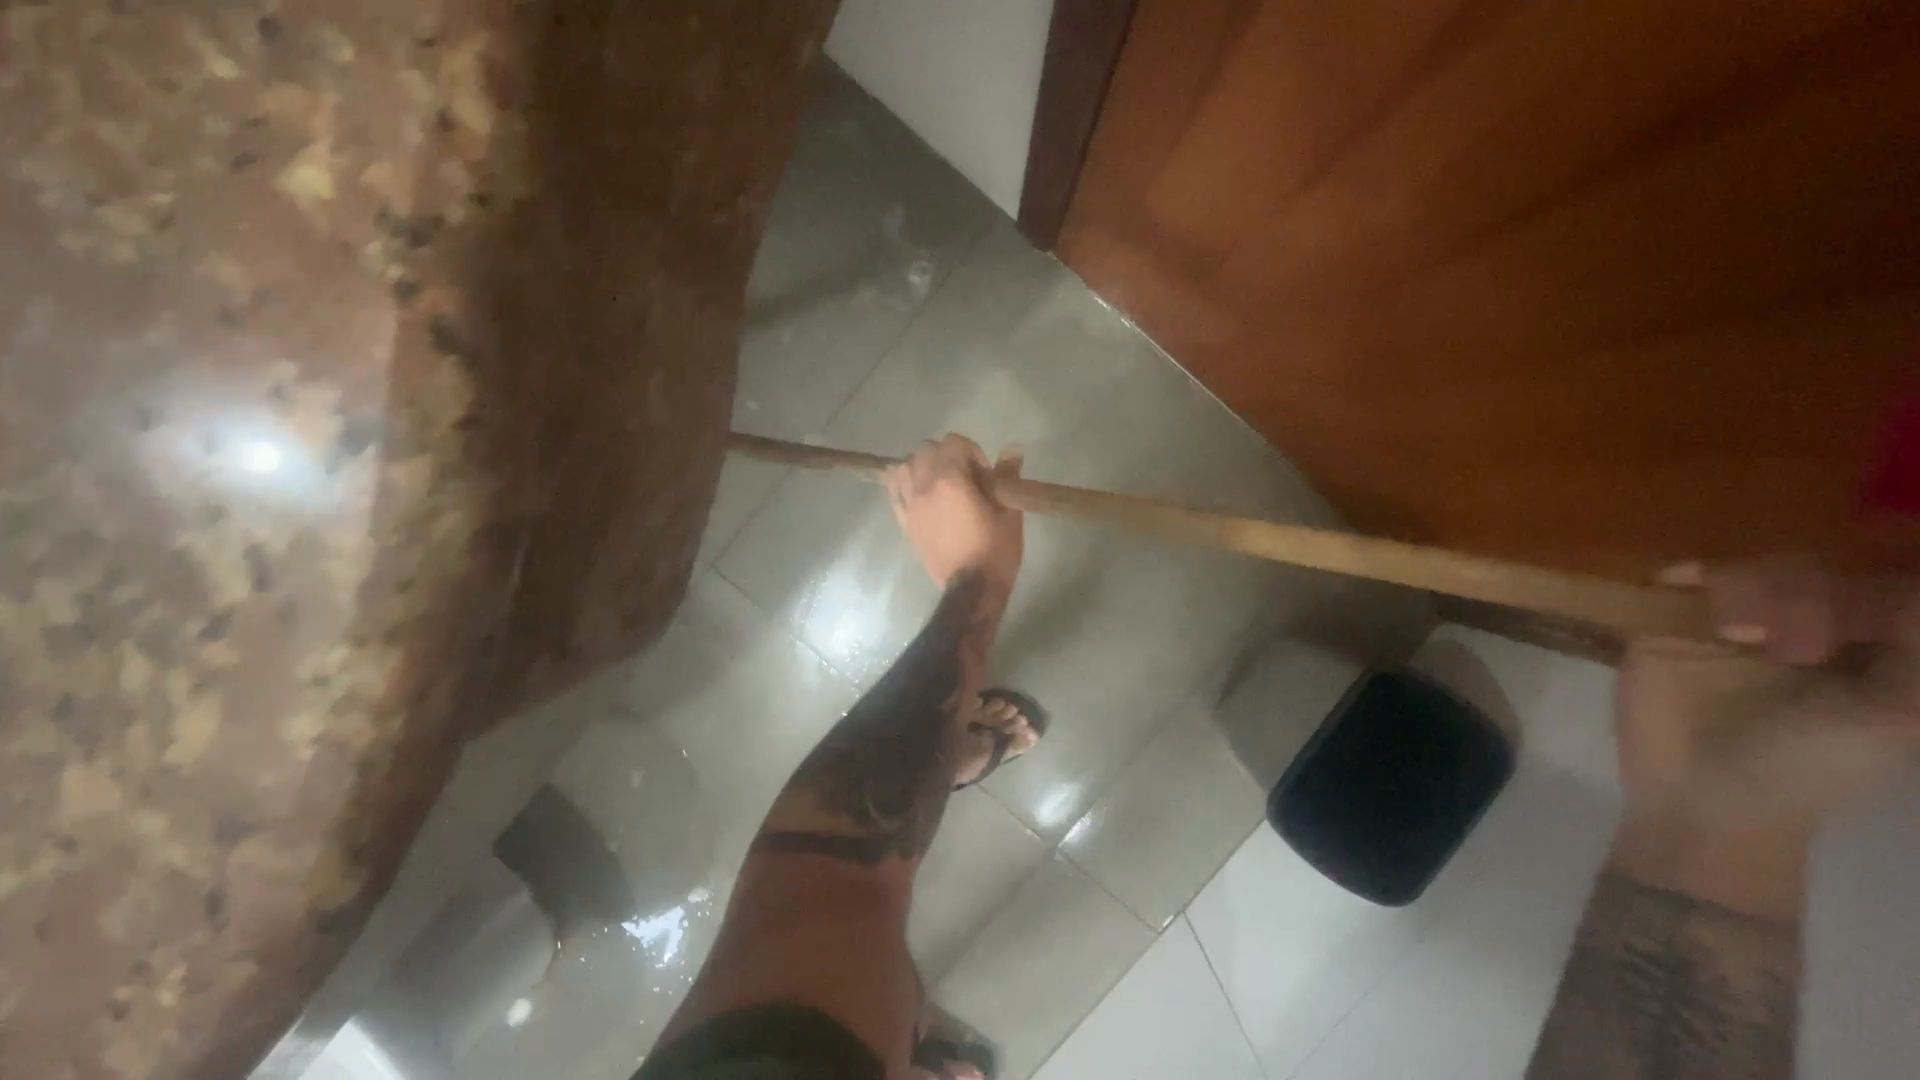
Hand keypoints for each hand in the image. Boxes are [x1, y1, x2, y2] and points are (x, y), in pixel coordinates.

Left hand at [885, 434, 1022, 593]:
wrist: (971, 588)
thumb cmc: (994, 550)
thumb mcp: (1008, 513)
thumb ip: (1006, 477)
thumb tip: (1014, 448)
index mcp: (951, 480)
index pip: (954, 442)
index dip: (972, 452)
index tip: (984, 474)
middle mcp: (924, 486)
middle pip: (926, 449)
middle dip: (946, 455)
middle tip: (964, 478)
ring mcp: (910, 504)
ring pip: (904, 465)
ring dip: (922, 466)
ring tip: (939, 483)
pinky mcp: (904, 521)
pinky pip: (894, 490)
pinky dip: (904, 483)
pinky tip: (920, 492)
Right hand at [1611, 555, 1918, 917]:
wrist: (1705, 798)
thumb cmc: (1809, 767)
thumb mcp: (1894, 715)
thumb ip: (1915, 650)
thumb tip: (1906, 589)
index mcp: (1864, 647)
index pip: (1879, 584)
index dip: (1872, 588)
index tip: (1852, 628)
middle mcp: (1799, 626)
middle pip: (1813, 568)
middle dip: (1805, 594)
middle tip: (1791, 648)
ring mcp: (1728, 624)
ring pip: (1748, 567)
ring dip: (1748, 586)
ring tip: (1736, 634)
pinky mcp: (1667, 626)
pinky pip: (1678, 580)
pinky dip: (1685, 572)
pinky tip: (1683, 583)